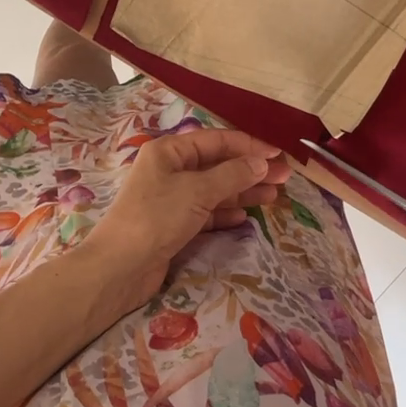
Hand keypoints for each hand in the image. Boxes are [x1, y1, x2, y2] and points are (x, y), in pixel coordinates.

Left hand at [81, 129, 289, 308]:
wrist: (121, 266)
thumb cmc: (156, 218)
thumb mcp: (197, 191)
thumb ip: (232, 175)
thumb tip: (262, 162)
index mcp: (168, 151)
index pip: (215, 140)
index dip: (248, 145)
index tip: (279, 153)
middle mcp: (168, 170)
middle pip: (216, 164)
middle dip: (250, 169)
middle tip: (285, 177)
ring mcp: (170, 199)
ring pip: (213, 190)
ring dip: (242, 192)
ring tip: (274, 196)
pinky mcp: (172, 225)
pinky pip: (205, 212)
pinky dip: (224, 213)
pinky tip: (244, 216)